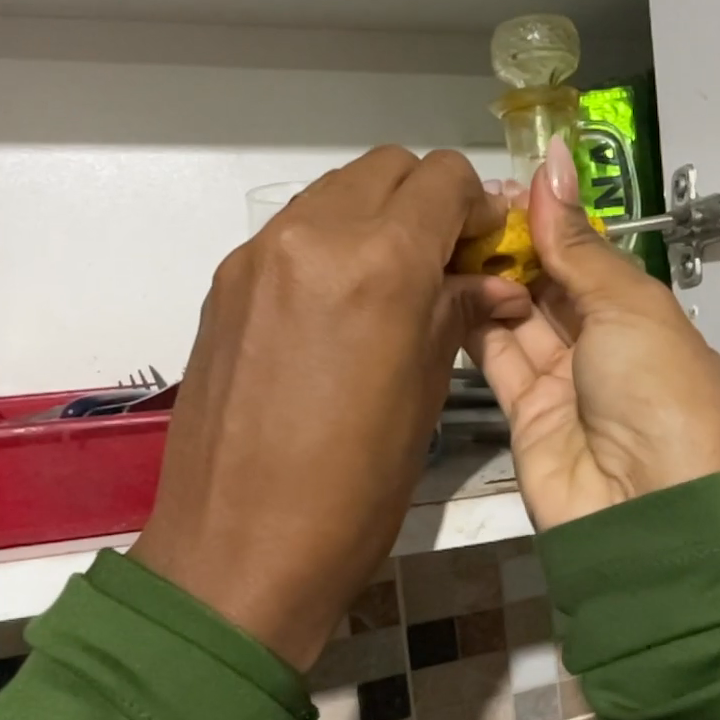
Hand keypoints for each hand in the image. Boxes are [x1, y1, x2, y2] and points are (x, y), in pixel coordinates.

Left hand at [130, 148, 528, 670]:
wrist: (238, 551)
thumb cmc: (356, 489)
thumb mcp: (426, 394)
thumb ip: (456, 313)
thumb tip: (494, 283)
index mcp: (379, 262)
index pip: (443, 178)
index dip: (478, 205)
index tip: (487, 249)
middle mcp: (313, 235)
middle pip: (387, 168)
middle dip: (428, 202)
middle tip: (445, 263)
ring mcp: (258, 255)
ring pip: (336, 192)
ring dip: (376, 218)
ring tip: (393, 285)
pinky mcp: (225, 283)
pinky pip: (294, 232)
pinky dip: (331, 245)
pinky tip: (341, 307)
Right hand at [467, 137, 719, 529]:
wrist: (644, 513)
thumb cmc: (657, 393)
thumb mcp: (631, 307)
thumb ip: (580, 243)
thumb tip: (554, 163)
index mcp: (642, 316)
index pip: (587, 257)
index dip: (550, 222)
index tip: (505, 186)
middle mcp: (602, 346)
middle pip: (549, 286)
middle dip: (514, 246)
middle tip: (464, 207)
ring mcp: (562, 382)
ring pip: (517, 318)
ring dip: (488, 278)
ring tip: (447, 235)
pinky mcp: (524, 413)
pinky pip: (495, 357)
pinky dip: (473, 321)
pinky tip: (445, 282)